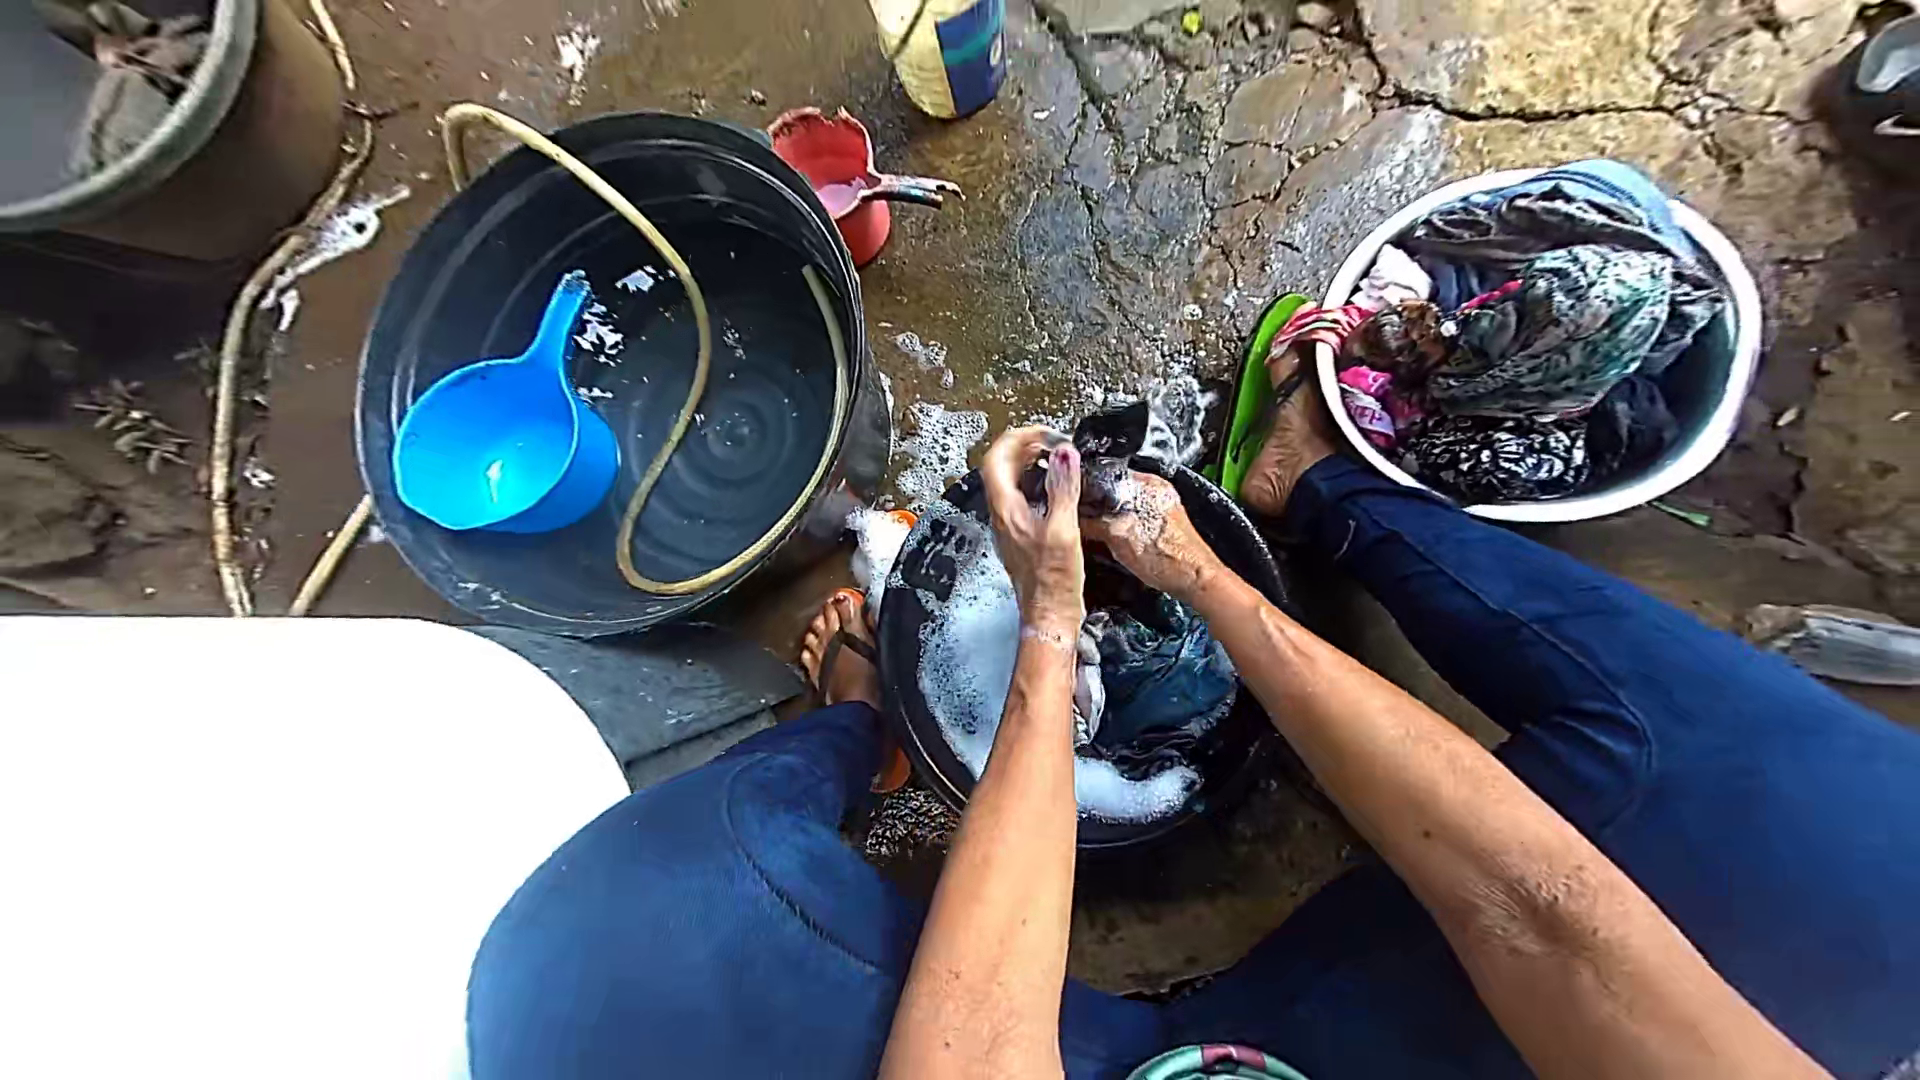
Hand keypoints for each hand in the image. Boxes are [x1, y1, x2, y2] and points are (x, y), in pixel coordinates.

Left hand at [980, 426, 1084, 646]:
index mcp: (1006, 510)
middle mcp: (1002, 516)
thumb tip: (1064, 453)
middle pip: (1000, 467)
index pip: (996, 459)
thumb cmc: (1052, 582)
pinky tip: (1055, 487)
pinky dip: (1035, 482)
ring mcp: (1010, 526)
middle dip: (1023, 446)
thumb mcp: (1063, 530)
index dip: (1017, 438)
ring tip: (1054, 456)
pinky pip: (1020, 497)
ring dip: (1028, 463)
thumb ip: (1064, 489)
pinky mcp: (1021, 535)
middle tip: (1051, 441)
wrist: (1049, 615)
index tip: (1043, 433)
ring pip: (1009, 482)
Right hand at [1081, 471, 1228, 604]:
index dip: (1083, 489)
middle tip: (1075, 517)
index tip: (1068, 501)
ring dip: (1103, 517)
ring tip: (1088, 529)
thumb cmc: (1168, 559)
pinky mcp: (1157, 526)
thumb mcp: (1119, 538)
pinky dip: (1115, 527)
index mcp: (1148, 484)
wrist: (1194, 581)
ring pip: (1118, 506)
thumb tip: (1070, 518)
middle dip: (1092, 504)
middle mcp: (1154, 491)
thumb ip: (1092, 522)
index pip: (1105, 476)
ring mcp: (1156, 508)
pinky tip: (1107, 539)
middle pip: (1110, 491)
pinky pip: (1128, 519)